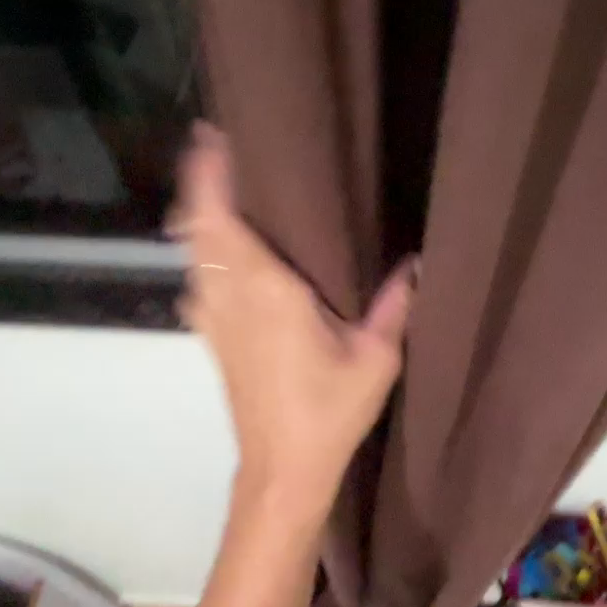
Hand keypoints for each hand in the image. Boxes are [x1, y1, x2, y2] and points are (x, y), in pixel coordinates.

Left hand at [174, 123, 415, 509]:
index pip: (221, 216)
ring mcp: (213, 320)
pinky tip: (228, 259)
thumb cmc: (329, 413)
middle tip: (227, 155)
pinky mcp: (212, 341)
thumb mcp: (376, 361)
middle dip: (202, 187)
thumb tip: (414, 264)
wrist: (283, 470)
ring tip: (230, 197)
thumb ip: (393, 307)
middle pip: (197, 227)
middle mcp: (228, 296)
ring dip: (201, 223)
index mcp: (266, 290)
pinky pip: (197, 283)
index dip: (209, 174)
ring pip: (192, 255)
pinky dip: (204, 258)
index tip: (213, 136)